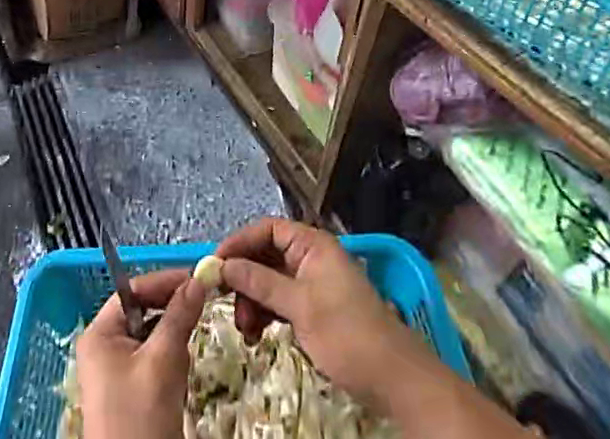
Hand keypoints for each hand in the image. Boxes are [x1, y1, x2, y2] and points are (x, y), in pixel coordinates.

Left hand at [74, 269, 208, 438]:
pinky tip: (180, 381)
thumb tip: (198, 280)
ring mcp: (118, 371)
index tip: (197, 279)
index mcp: (100, 334)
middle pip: (144, 312)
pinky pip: (156, 362)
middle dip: (171, 315)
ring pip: (154, 337)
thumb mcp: (162, 362)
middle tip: (200, 312)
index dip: (164, 281)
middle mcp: (105, 346)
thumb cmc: (140, 417)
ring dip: (173, 343)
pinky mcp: (134, 391)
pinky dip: (172, 365)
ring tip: (182, 363)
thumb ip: (179, 316)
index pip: (132, 290)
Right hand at [215, 219, 438, 415]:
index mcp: (312, 245)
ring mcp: (313, 283)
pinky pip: (280, 301)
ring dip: (253, 301)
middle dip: (244, 279)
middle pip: (265, 255)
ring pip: (269, 281)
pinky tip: (257, 334)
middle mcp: (311, 257)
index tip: (215, 266)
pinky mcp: (314, 308)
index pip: (266, 230)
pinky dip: (266, 314)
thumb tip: (222, 265)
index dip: (239, 243)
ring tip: (246, 330)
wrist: (394, 379)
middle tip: (224, 302)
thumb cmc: (348, 333)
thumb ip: (260, 282)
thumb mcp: (299, 306)